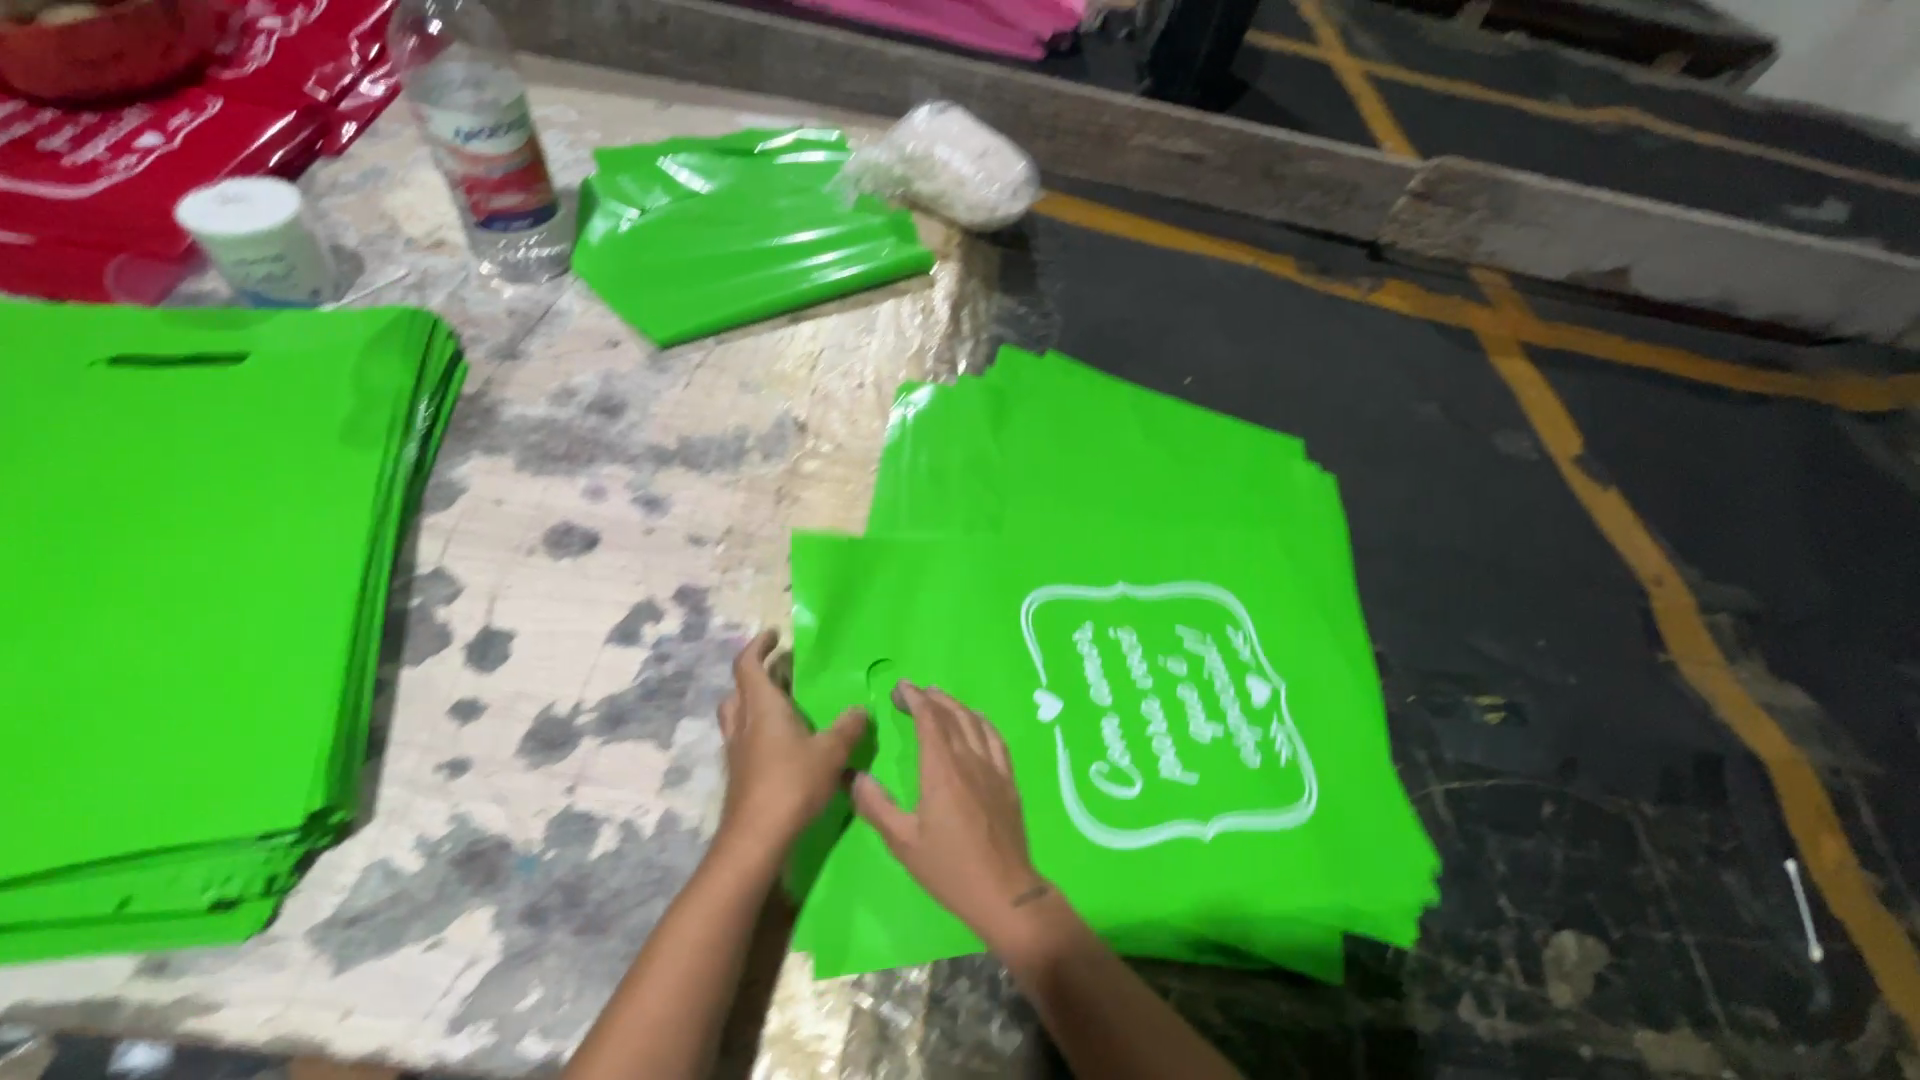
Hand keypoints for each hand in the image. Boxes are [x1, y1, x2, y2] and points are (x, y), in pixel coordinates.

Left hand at [716, 630, 867, 857]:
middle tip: (784, 674)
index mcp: (762, 707)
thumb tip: (860, 710)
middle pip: (739, 689)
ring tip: (784, 708)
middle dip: (758, 675)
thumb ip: (847, 728)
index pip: (748, 664)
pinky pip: (744, 740)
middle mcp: (743, 723)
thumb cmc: (792, 783)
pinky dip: (758, 732)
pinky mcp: (738, 774)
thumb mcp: (831, 752)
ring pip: (738, 715)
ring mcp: (736, 750)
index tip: (775, 636)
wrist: (756, 836)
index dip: (758, 646)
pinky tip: (783, 746)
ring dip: (754, 704)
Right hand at [851, 682, 1051, 945]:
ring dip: (957, 706)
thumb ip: (876, 806)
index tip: (900, 688)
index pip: (929, 720)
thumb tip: (855, 776)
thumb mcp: (903, 842)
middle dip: (932, 698)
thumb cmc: (949, 869)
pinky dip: (982, 723)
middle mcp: (970, 761)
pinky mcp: (1008, 782)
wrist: (1004, 892)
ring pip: (976, 724)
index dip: (915, 699)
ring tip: (941, 698)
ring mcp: (994, 770)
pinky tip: (977, 724)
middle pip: (953, 716)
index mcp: (942, 770)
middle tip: (914, 692)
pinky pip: (996, 740)